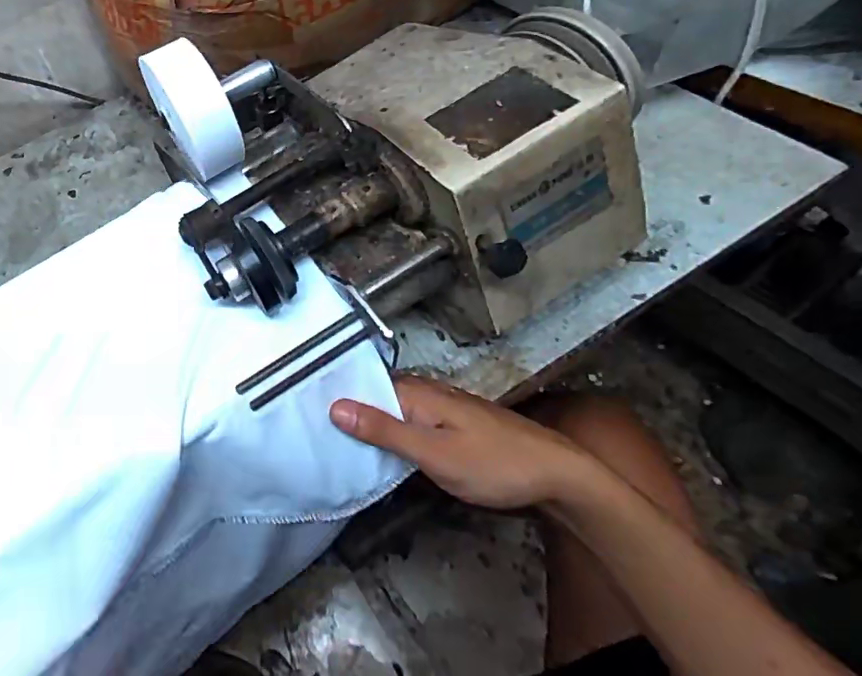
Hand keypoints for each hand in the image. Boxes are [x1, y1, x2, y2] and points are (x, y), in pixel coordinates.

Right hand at [330, 375, 600, 508]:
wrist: (556, 476)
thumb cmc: (494, 464)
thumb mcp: (434, 454)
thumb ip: (385, 431)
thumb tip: (336, 405)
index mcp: (417, 393)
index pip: (364, 386)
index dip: (337, 397)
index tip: (305, 411)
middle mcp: (427, 392)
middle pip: (378, 396)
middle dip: (350, 410)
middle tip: (314, 431)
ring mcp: (443, 408)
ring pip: (394, 410)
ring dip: (371, 424)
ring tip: (337, 441)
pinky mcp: (453, 426)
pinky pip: (411, 422)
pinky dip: (393, 433)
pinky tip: (382, 451)